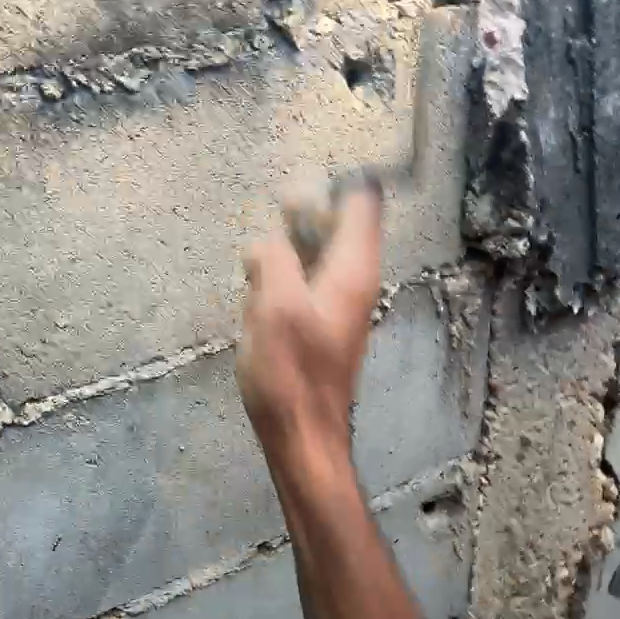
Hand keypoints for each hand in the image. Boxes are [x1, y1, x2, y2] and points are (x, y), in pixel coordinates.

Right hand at [236, 186, 382, 458]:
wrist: (302, 434)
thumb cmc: (290, 372)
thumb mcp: (273, 306)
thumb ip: (273, 260)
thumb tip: (267, 244)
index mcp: (353, 268)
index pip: (363, 201)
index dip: (332, 184)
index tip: (293, 192)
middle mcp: (355, 280)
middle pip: (338, 223)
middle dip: (300, 217)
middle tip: (265, 234)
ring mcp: (339, 303)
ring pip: (317, 253)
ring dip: (286, 251)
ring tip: (257, 271)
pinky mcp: (321, 323)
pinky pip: (305, 282)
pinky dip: (282, 278)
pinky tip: (258, 298)